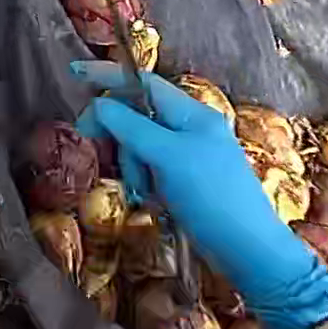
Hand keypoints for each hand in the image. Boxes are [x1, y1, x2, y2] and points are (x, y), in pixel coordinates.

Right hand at [73, 61, 327, 328]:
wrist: (251, 254)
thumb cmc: (212, 198)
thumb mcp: (168, 157)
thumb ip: (132, 127)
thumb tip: (100, 104)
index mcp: (191, 113)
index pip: (143, 83)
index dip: (110, 76)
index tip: (76, 73)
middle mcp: (190, 128)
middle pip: (138, 116)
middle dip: (122, 137)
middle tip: (105, 153)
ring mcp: (188, 156)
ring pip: (140, 146)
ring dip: (134, 166)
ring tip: (145, 191)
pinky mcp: (186, 182)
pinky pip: (151, 169)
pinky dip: (145, 182)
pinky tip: (153, 201)